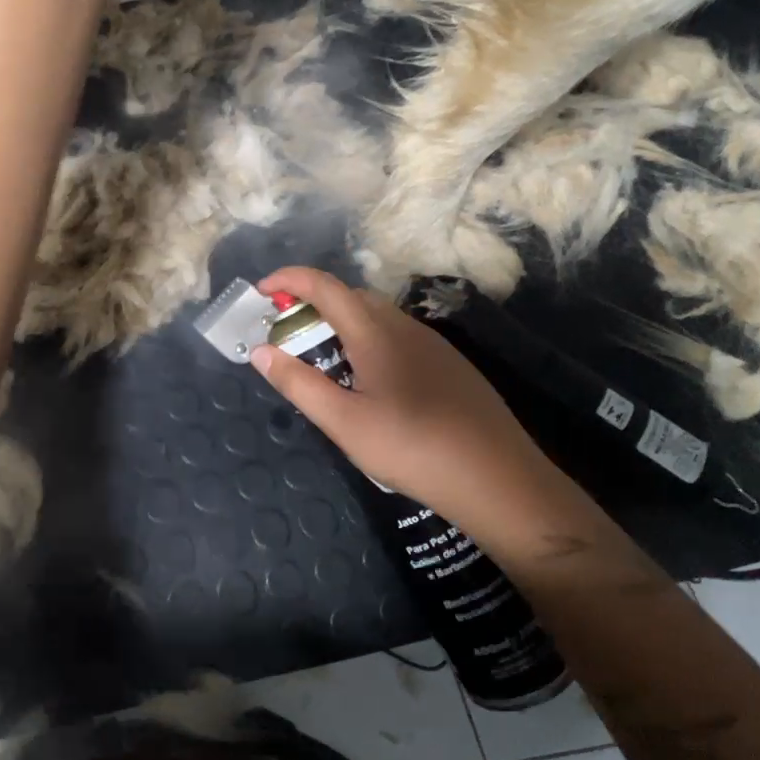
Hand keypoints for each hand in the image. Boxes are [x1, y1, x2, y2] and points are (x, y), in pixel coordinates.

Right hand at [249, 267, 555, 508]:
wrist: (500, 480)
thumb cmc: (413, 449)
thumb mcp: (344, 423)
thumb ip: (298, 383)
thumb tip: (260, 350)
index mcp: (375, 332)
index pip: (324, 286)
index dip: (289, 279)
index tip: (261, 292)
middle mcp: (404, 326)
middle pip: (351, 296)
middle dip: (312, 303)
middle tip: (287, 336)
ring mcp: (432, 344)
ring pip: (377, 316)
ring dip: (342, 323)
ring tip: (323, 362)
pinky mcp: (449, 365)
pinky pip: (398, 336)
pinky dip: (368, 340)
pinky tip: (369, 383)